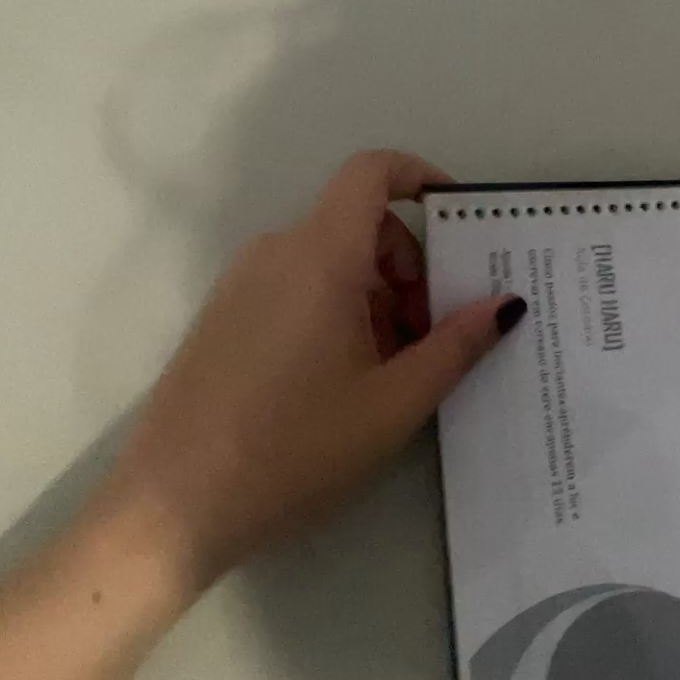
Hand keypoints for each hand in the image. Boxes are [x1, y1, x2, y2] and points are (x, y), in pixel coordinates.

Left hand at [98, 150, 523, 589]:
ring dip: (377, 294)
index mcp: (321, 256)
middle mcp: (277, 253)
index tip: (456, 220)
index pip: (371, 172)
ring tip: (391, 369)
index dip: (420, 176)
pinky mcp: (226, 316)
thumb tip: (507, 304)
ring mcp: (243, 283)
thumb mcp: (395, 401)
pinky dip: (338, 308)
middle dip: (410, 265)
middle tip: (431, 334)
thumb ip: (457, 345)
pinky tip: (342, 380)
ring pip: (331, 259)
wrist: (172, 506)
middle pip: (360, 223)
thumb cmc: (296, 447)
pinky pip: (297, 286)